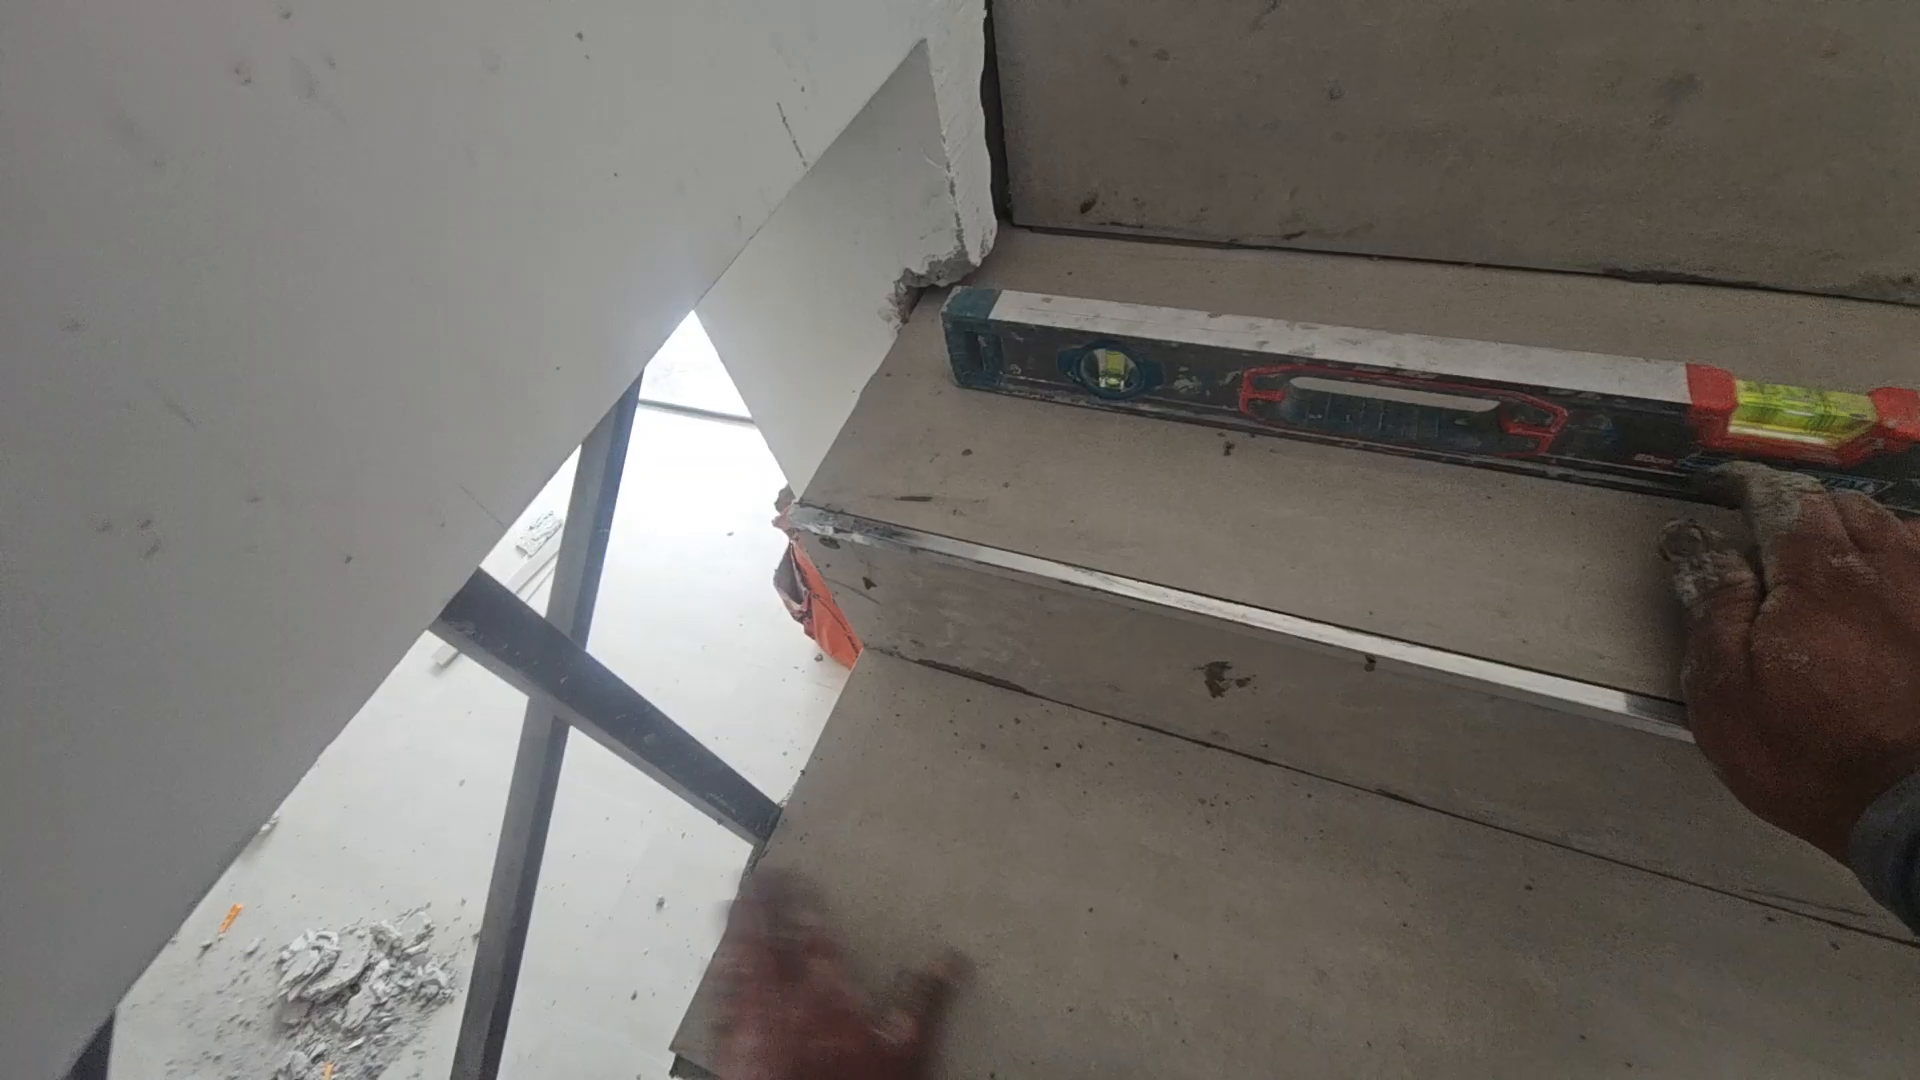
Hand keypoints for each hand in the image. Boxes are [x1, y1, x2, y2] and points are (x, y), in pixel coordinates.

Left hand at [714, 871, 962, 1079]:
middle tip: (754, 876)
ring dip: (734, 934)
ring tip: (731, 908)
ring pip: (735, 967)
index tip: (794, 875)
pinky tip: (722, 975)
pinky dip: (724, 978)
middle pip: (761, 939)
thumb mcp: (903, 1050)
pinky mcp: (732, 1055)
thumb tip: (949, 959)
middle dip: (756, 904)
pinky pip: (722, 1003)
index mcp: (821, 991)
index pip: (808, 931)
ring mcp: (749, 1029)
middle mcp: (779, 1002)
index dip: (799, 898)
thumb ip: (924, 999)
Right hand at [1660, 462, 1919, 859]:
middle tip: (1760, 518)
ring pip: (1902, 533)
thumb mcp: (1722, 681)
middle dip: (1802, 502)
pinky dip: (1899, 558)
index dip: (1749, 485)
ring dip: (1854, 525)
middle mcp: (1891, 577)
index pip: (1785, 504)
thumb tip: (1694, 537)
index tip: (1717, 484)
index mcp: (1819, 582)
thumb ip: (1713, 601)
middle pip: (1851, 509)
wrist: (1918, 816)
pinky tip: (1881, 578)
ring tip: (1817, 542)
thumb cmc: (1799, 748)